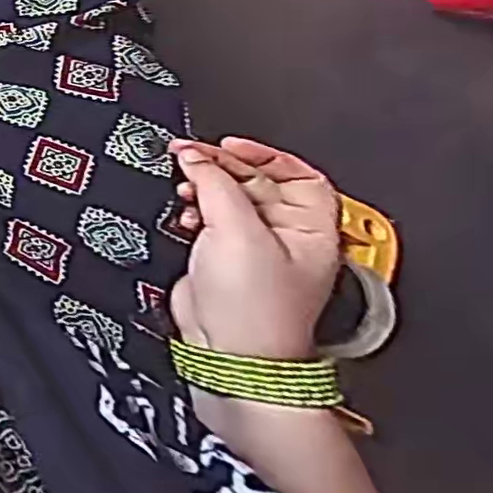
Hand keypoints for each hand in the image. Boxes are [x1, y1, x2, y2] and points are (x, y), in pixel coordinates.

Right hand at [168, 137, 340, 360]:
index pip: (298, 175)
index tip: (228, 144)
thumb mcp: (237, 229)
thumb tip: (194, 154)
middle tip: (188, 155)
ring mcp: (250, 244)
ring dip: (200, 184)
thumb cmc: (254, 307)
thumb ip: (214, 182)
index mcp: (310, 229)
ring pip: (225, 195)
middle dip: (219, 165)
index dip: (264, 154)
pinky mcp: (219, 252)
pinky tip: (182, 209)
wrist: (228, 348)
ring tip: (183, 184)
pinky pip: (205, 214)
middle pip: (254, 181)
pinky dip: (190, 205)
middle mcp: (284, 235)